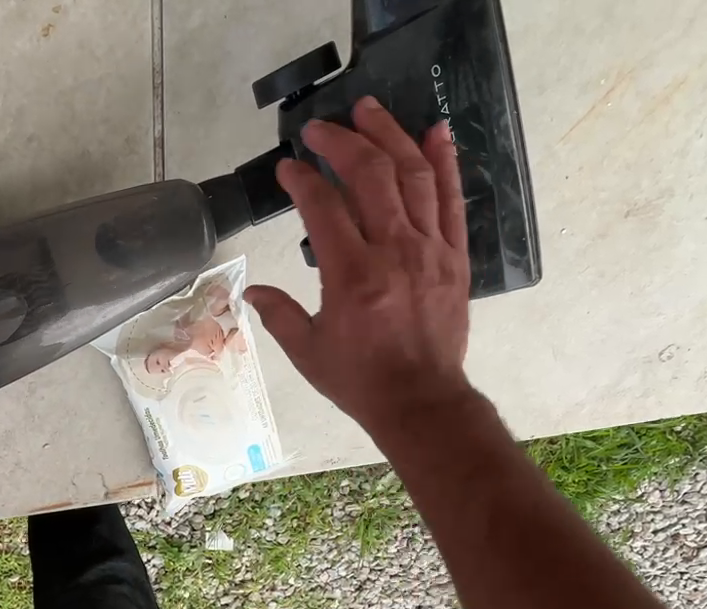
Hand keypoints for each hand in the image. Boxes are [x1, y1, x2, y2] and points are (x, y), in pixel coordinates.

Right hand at [244, 97, 475, 434]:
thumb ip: (277, 313)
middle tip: (318, 128)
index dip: (302, 180)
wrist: (419, 399)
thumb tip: (251, 288)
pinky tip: (436, 132)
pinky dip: (444, 162)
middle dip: (341, 143)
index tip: (286, 167)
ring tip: (368, 110)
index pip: (323, 208)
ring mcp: (430, 249)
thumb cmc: (357, 379)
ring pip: (413, 175)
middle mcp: (393, 251)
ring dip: (390, 135)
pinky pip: (452, 199)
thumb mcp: (305, 351)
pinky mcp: (455, 255)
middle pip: (370, 176)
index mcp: (351, 276)